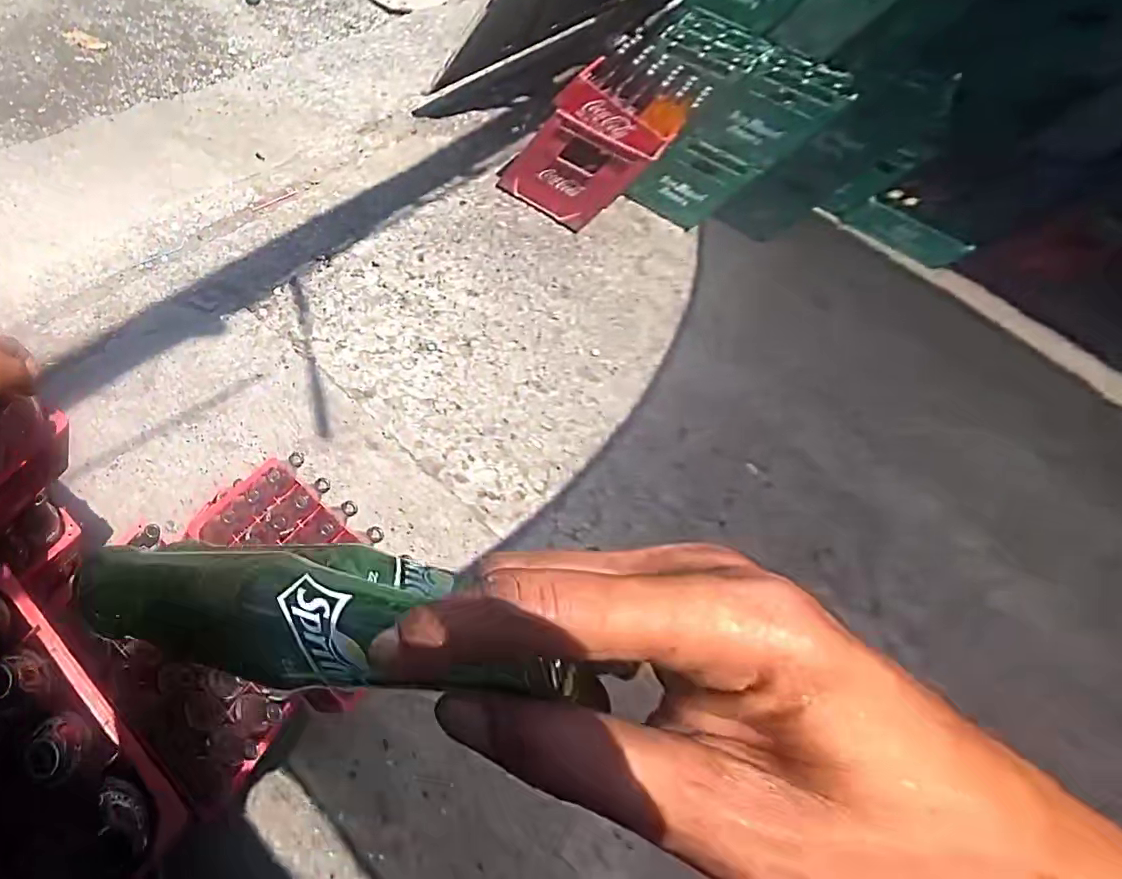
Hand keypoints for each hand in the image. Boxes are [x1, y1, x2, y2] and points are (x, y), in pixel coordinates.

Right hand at [371, 544, 1121, 877]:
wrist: (1024, 869)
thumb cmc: (897, 863)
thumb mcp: (732, 831)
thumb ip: (581, 761)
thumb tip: (458, 711)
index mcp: (735, 616)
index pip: (558, 606)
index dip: (464, 625)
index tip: (392, 647)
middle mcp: (702, 567)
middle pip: (545, 578)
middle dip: (466, 620)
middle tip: (405, 664)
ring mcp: (694, 571)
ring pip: (552, 578)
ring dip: (494, 624)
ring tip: (447, 669)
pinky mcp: (687, 590)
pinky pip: (579, 594)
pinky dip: (532, 629)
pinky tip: (523, 671)